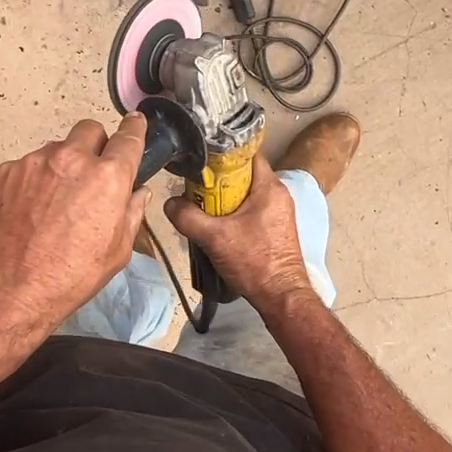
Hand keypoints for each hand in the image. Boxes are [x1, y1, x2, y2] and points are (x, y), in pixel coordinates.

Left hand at [0, 114, 149, 335]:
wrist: (14, 290)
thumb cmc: (72, 275)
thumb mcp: (118, 250)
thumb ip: (131, 212)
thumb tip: (137, 193)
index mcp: (108, 177)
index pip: (128, 137)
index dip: (134, 129)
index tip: (135, 124)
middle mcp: (72, 160)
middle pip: (89, 130)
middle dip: (94, 146)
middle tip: (90, 175)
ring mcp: (35, 163)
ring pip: (56, 149)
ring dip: (62, 165)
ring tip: (56, 202)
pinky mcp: (7, 172)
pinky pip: (28, 165)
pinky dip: (34, 180)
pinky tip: (32, 209)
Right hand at [164, 155, 314, 313]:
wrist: (281, 297)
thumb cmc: (254, 262)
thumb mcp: (214, 238)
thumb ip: (187, 217)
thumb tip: (170, 203)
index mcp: (270, 187)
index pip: (246, 154)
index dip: (222, 155)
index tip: (201, 163)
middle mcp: (278, 194)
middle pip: (243, 175)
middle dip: (218, 181)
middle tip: (196, 190)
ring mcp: (278, 212)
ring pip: (245, 194)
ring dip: (224, 201)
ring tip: (203, 210)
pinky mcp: (274, 228)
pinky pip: (251, 210)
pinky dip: (234, 214)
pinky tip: (218, 228)